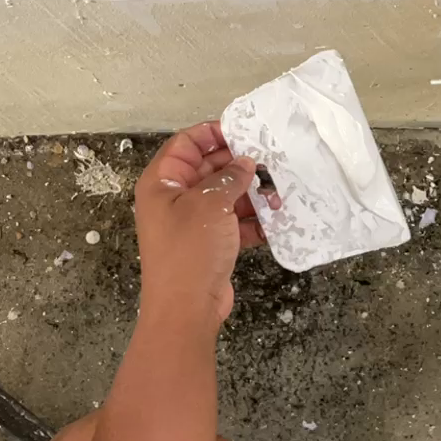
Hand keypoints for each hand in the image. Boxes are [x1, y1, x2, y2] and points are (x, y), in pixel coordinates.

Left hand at [132, 122, 270, 328]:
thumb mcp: (209, 205)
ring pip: (225, 196)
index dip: (213, 133)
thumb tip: (245, 163)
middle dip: (239, 165)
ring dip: (251, 194)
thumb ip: (229, 178)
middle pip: (209, 169)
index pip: (186, 144)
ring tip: (277, 193)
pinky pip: (233, 222)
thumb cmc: (188, 252)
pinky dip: (252, 220)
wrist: (186, 309)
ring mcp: (193, 222)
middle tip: (270, 161)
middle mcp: (175, 198)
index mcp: (162, 182)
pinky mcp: (210, 243)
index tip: (245, 131)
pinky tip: (274, 219)